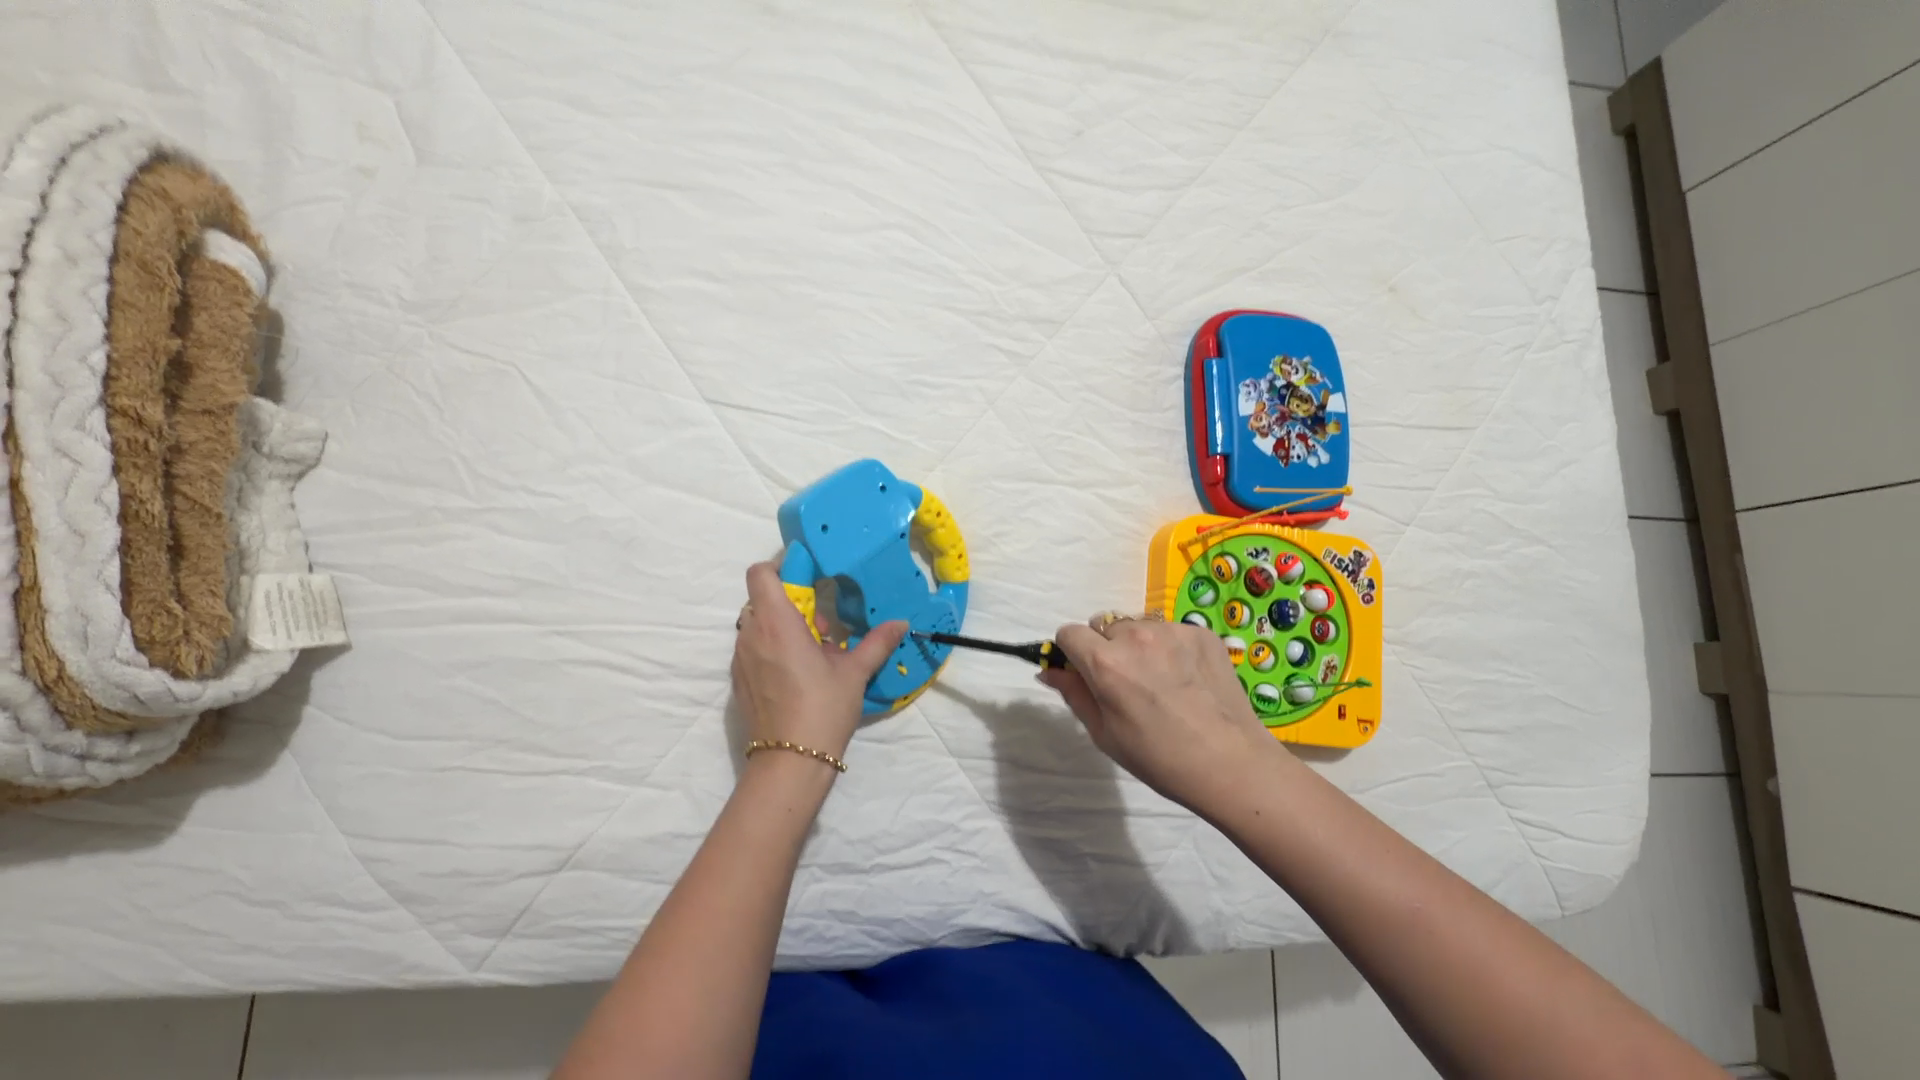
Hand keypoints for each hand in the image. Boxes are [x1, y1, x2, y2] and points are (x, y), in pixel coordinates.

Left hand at [732, 561, 907, 761]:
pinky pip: (752, 650)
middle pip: (762, 600)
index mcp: (777, 623)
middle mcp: (751, 635)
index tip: (807, 577)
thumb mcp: (855, 673)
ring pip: (757, 626)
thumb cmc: (823, 708)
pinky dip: (771, 651)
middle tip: (822, 625)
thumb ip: (876, 643)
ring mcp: (740, 659)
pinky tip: (797, 675)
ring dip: (781, 628)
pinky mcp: (738, 681)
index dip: (780, 567)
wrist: (789, 762)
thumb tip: (900, 623)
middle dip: (790, 604)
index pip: (761, 573)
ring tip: (812, 652)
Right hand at [1040, 615, 1279, 810]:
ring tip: (1162, 682)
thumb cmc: (1159, 758)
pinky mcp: (1202, 633)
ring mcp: (1173, 630)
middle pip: (1104, 625)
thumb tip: (1048, 671)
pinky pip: (1172, 631)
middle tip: (1127, 683)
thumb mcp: (1105, 734)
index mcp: (1106, 663)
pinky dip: (1171, 648)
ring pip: (1139, 625)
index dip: (1072, 652)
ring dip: (1139, 645)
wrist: (1231, 763)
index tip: (1084, 673)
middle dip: (1107, 648)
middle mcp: (1136, 635)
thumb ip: (1074, 694)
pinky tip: (1187, 680)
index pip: (1069, 633)